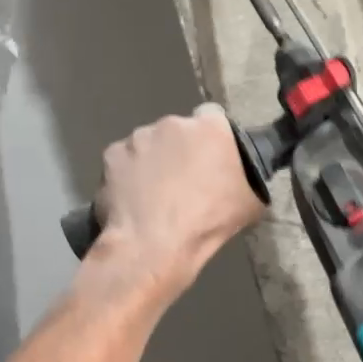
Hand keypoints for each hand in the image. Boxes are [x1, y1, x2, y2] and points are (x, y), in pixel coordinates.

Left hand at [92, 103, 264, 292]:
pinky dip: (128, 173)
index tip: (212, 157)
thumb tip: (243, 177)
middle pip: (179, 130)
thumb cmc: (209, 222)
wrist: (154, 245)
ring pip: (149, 144)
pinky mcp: (112, 154)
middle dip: (181, 149)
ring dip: (154, 160)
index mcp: (211, 128)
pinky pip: (124, 160)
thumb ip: (249, 177)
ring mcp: (139, 137)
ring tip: (155, 192)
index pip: (213, 117)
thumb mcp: (250, 203)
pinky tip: (134, 197)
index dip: (212, 137)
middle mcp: (174, 123)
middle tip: (184, 180)